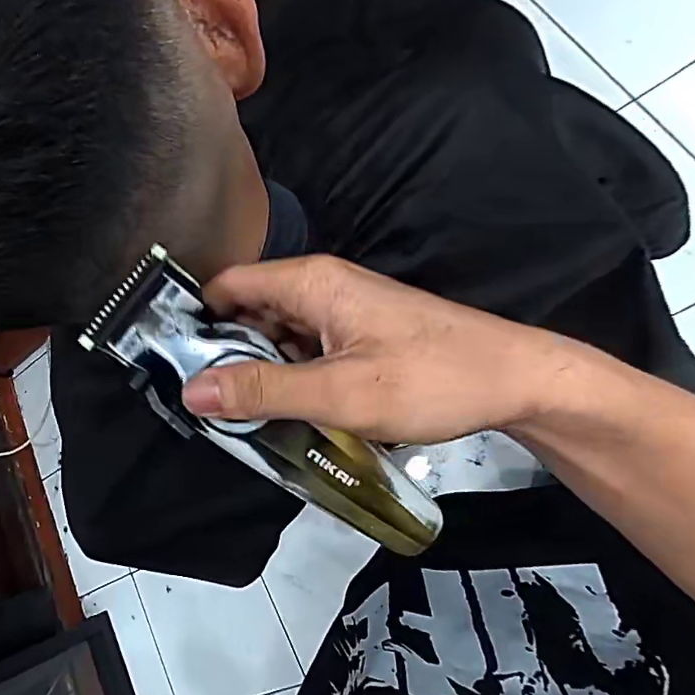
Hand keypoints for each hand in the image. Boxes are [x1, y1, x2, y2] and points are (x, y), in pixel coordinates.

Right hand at [180, 256, 591, 444]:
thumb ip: (262, 391)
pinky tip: (284, 407)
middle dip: (222, 352)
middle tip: (205, 400)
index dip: (195, 319)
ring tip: (239, 411)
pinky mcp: (352, 331)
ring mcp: (337, 309)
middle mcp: (318, 286)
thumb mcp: (338, 392)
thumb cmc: (432, 378)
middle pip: (245, 310)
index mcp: (308, 283)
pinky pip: (299, 347)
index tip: (175, 362)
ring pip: (272, 333)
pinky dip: (284, 373)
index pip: (226, 286)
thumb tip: (192, 391)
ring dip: (255, 368)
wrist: (519, 380)